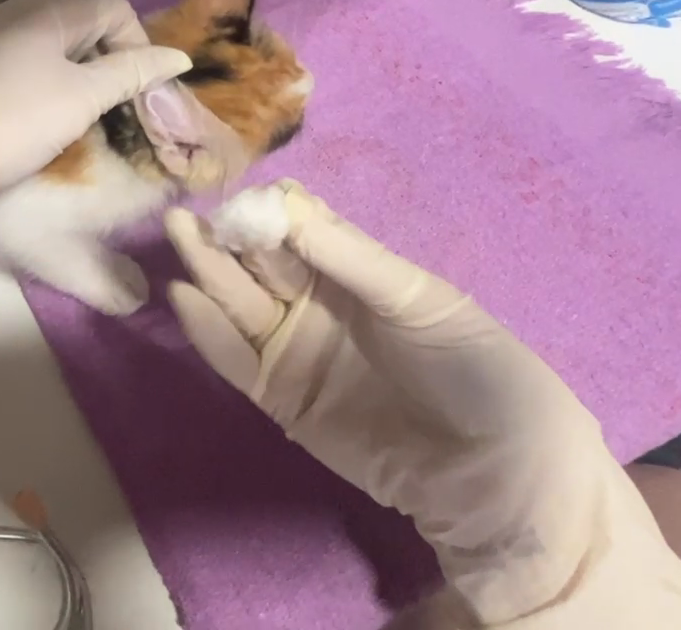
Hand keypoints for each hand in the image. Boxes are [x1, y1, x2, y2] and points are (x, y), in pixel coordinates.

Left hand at [0, 0, 188, 340]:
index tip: (141, 87)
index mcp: (45, 8)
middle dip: (109, 53)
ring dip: (80, 66)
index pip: (112, 5)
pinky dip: (49, 74)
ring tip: (85, 106)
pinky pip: (26, 55)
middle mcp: (15, 9)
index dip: (137, 41)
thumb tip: (178, 56)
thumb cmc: (17, 121)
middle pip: (82, 16)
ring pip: (53, 38)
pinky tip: (45, 107)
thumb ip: (131, 72)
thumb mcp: (83, 97)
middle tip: (115, 98)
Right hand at [165, 182, 680, 627]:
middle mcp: (314, 302)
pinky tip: (185, 298)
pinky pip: (234, 357)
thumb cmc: (481, 375)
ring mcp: (292, 347)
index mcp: (355, 271)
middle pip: (259, 260)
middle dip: (226, 234)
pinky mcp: (276, 394)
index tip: (245, 196)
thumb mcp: (424, 303)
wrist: (502, 485)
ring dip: (205, 268)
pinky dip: (207, 330)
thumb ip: (353, 259)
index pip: (301, 228)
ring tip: (178, 234)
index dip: (273, 210)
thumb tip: (288, 206)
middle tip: (189, 213)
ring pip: (237, 300)